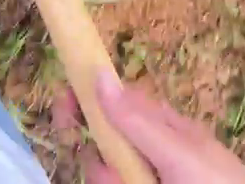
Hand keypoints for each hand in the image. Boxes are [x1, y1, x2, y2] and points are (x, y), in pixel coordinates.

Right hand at [53, 73, 244, 183]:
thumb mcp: (181, 156)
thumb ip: (138, 121)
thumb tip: (96, 71)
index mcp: (164, 129)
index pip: (114, 100)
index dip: (86, 98)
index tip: (63, 105)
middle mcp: (154, 155)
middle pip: (105, 143)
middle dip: (96, 156)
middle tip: (105, 172)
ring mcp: (149, 178)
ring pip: (107, 173)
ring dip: (107, 179)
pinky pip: (115, 183)